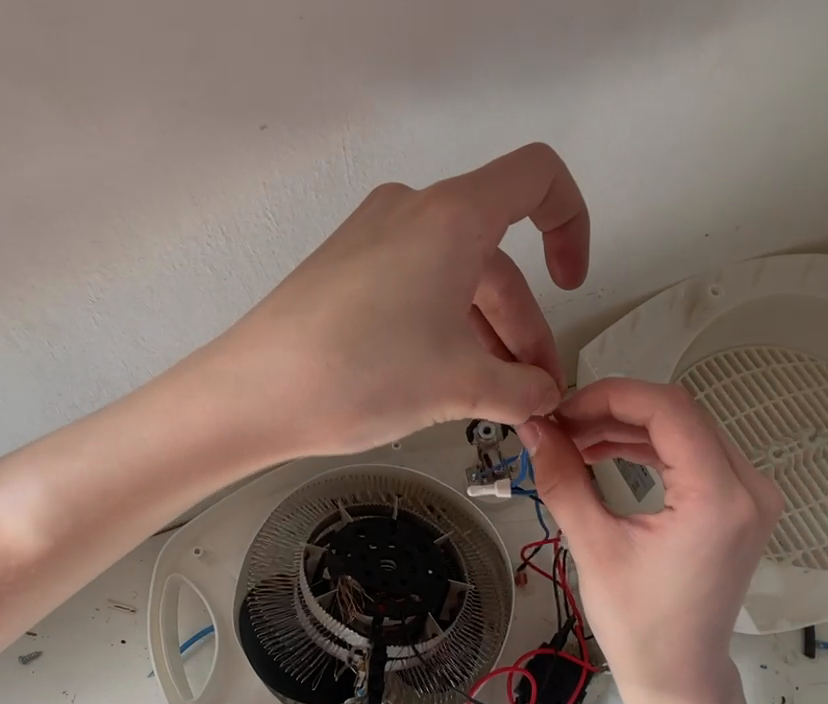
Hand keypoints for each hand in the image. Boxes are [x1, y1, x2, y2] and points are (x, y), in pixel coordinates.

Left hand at [185, 143, 589, 456]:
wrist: (254, 395)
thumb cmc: (355, 374)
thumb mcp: (461, 386)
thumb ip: (521, 389)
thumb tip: (542, 396)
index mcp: (452, 217)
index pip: (538, 181)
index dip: (572, 226)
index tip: (572, 280)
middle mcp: (411, 213)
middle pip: (495, 258)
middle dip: (522, 327)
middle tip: (532, 390)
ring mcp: (373, 239)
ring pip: (454, 280)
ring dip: (484, 335)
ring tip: (495, 398)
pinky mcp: (346, 270)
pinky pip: (416, 289)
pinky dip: (443, 329)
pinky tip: (447, 381)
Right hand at [523, 378, 782, 700]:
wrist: (678, 674)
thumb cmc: (636, 623)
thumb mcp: (593, 547)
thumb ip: (563, 481)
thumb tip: (532, 430)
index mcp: (719, 497)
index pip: (669, 410)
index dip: (610, 397)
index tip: (562, 411)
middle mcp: (749, 486)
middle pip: (680, 415)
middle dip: (615, 411)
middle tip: (560, 426)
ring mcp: (750, 496)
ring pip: (686, 432)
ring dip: (629, 430)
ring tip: (573, 441)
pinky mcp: (739, 507)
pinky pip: (693, 457)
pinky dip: (649, 450)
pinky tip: (604, 454)